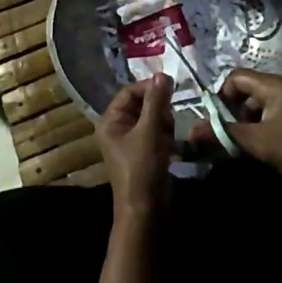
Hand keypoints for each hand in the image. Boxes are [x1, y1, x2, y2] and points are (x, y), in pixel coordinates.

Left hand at [97, 75, 176, 219]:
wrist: (146, 209)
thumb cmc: (142, 168)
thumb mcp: (149, 132)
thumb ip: (156, 101)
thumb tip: (162, 73)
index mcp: (111, 120)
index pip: (130, 92)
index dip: (149, 87)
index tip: (171, 87)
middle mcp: (119, 127)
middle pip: (143, 103)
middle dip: (159, 111)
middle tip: (167, 124)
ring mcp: (133, 139)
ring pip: (154, 117)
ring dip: (165, 125)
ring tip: (167, 141)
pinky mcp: (146, 150)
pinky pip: (159, 132)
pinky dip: (166, 137)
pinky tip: (170, 149)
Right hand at [214, 70, 281, 189]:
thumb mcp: (256, 142)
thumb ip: (223, 134)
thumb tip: (190, 131)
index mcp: (275, 85)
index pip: (235, 77)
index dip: (221, 96)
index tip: (218, 121)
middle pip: (248, 89)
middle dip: (234, 111)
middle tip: (230, 135)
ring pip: (261, 103)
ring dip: (249, 120)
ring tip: (247, 144)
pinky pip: (275, 111)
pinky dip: (264, 125)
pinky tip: (266, 146)